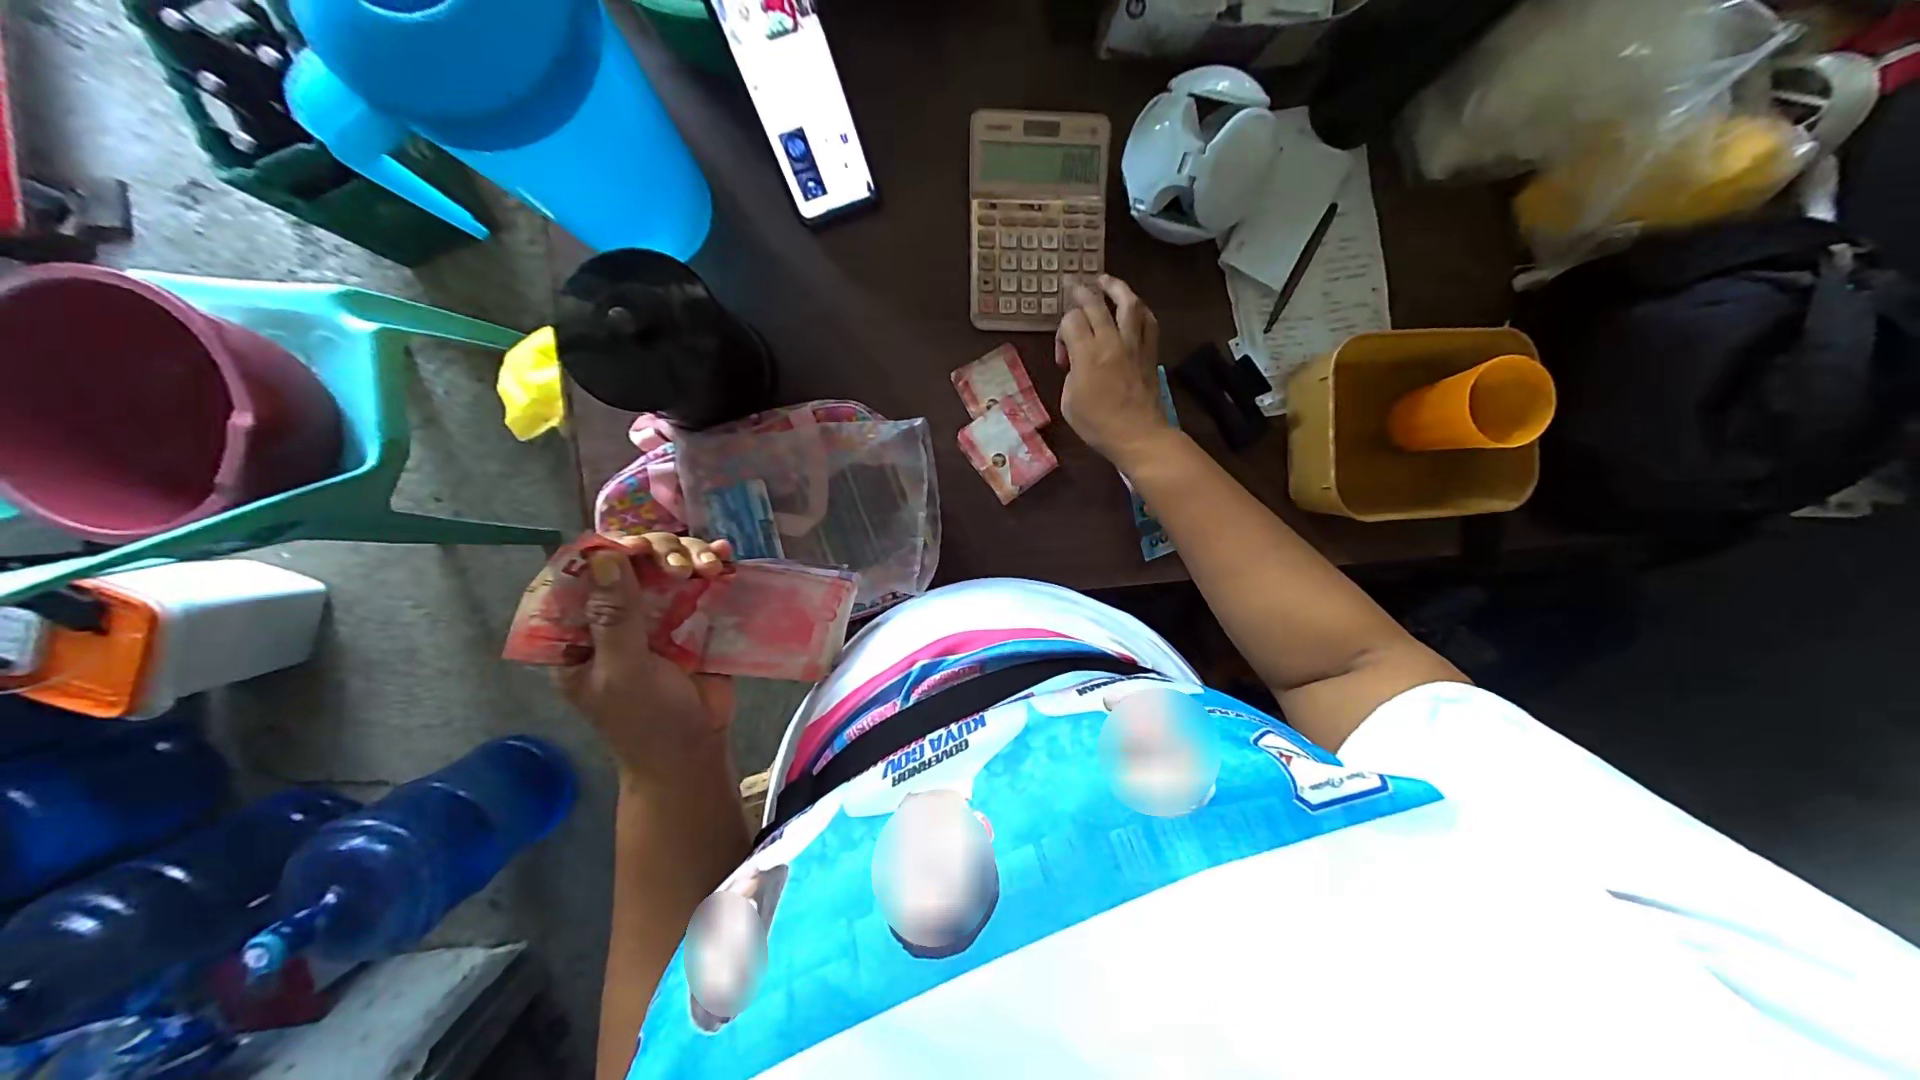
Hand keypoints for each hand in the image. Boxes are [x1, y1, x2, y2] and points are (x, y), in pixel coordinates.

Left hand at [555, 533, 736, 783]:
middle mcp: (616, 614)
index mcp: (580, 631)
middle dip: (657, 553)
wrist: (694, 752)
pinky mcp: (693, 618)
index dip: (606, 552)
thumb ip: (614, 616)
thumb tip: (606, 555)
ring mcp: (656, 614)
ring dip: (689, 554)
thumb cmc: (644, 721)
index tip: (636, 547)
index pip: (581, 575)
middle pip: (630, 561)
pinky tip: (726, 556)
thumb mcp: (623, 671)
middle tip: (680, 567)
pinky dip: (713, 565)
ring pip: (667, 564)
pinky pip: (699, 582)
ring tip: (709, 566)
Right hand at [1055, 275, 1177, 471]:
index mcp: (1087, 355)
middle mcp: (1111, 341)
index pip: (1071, 321)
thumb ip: (1071, 374)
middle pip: (1096, 304)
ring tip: (1105, 280)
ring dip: (1115, 287)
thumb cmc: (1097, 425)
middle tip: (1073, 284)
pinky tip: (1133, 305)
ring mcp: (1134, 344)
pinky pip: (1147, 320)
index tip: (1063, 353)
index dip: (1062, 330)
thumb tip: (1078, 362)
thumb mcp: (1069, 402)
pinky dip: (1139, 308)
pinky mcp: (1149, 351)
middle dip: (1082, 292)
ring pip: (1128, 303)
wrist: (1138, 435)